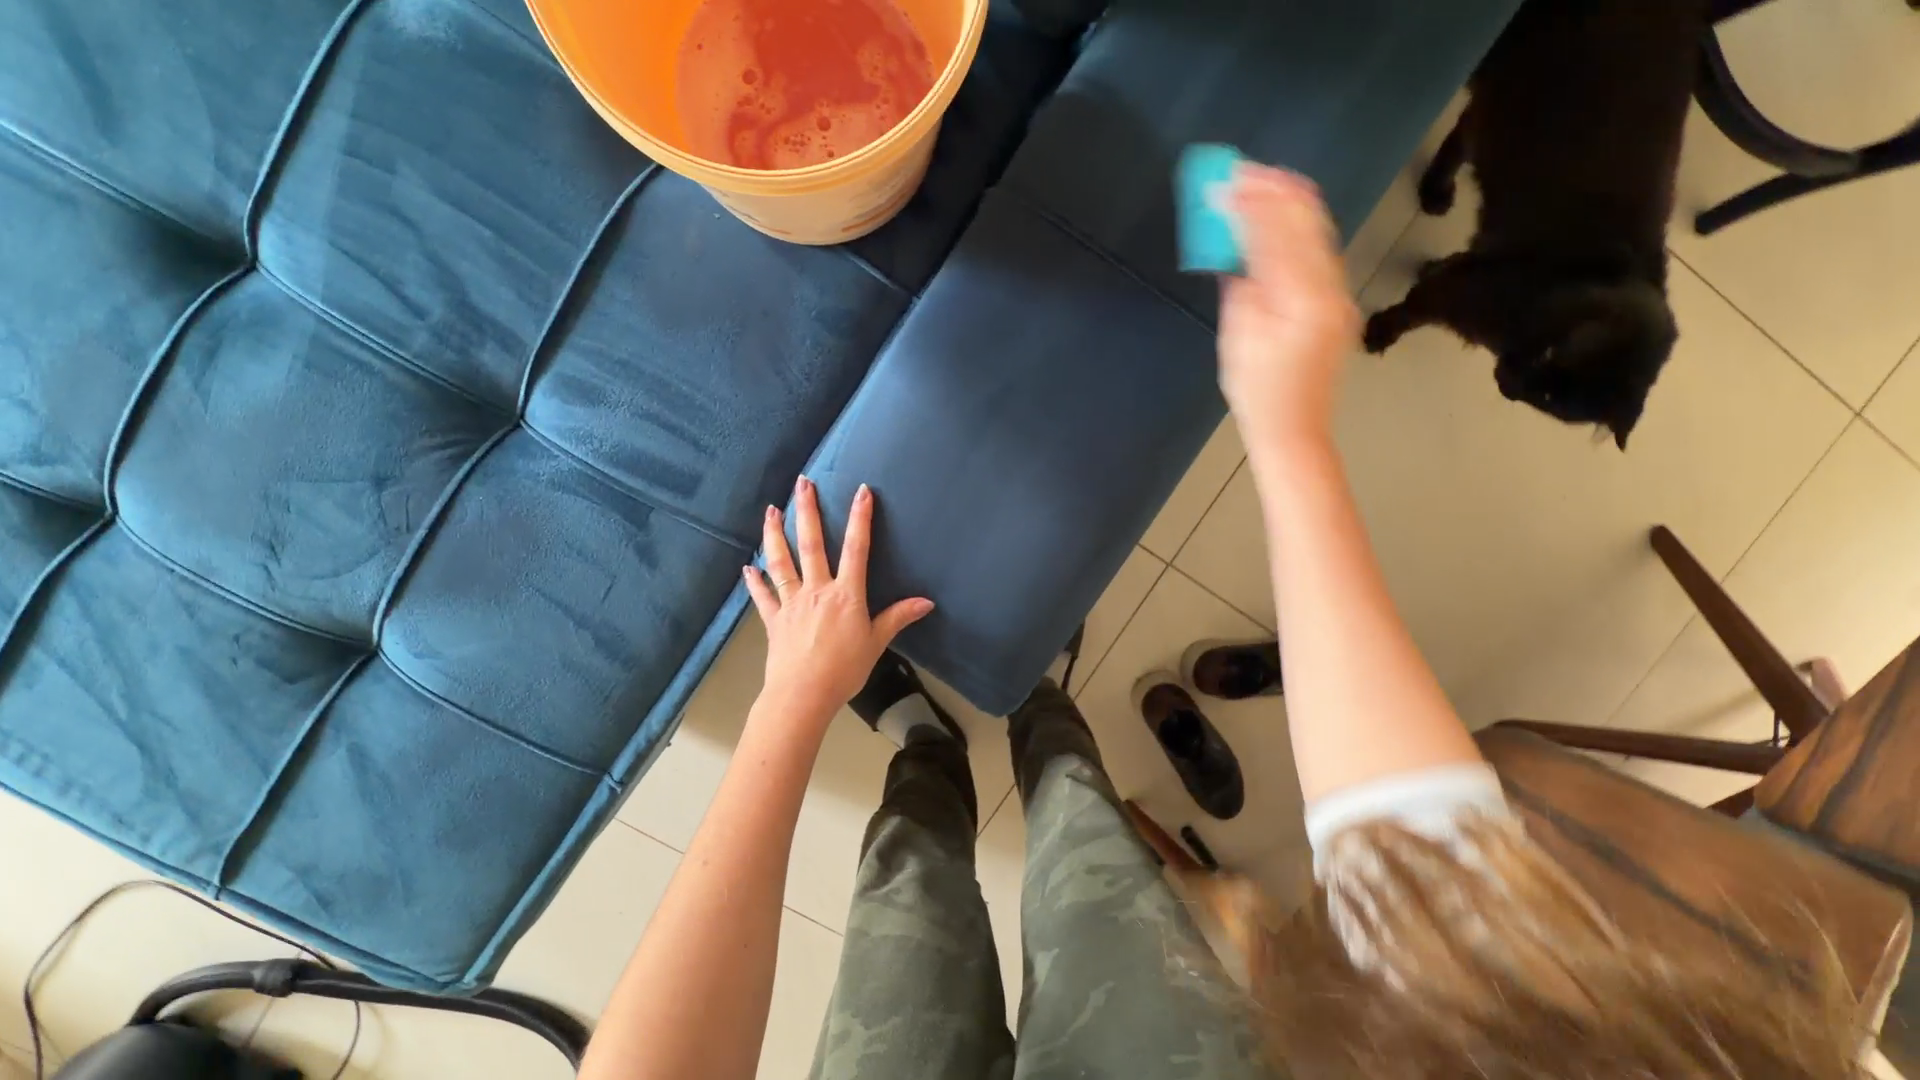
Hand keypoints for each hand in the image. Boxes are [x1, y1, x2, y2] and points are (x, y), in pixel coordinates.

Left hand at [744, 477, 933, 723]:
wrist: (802, 695)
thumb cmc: (844, 670)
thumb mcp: (876, 643)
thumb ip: (897, 618)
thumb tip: (926, 602)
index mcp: (846, 594)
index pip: (856, 548)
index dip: (860, 518)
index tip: (861, 491)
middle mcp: (817, 590)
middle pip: (811, 543)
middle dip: (807, 510)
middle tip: (802, 483)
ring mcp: (791, 603)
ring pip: (781, 561)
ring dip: (774, 533)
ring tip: (771, 510)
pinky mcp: (773, 620)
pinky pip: (763, 596)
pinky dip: (755, 581)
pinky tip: (748, 566)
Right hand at [1216, 165, 1360, 455]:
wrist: (1294, 429)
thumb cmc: (1256, 390)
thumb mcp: (1237, 335)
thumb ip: (1240, 283)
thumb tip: (1234, 245)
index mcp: (1300, 297)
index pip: (1275, 234)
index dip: (1252, 202)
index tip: (1229, 178)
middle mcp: (1329, 288)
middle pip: (1306, 224)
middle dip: (1275, 193)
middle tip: (1246, 171)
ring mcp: (1340, 295)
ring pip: (1319, 234)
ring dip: (1290, 206)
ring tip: (1264, 183)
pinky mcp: (1339, 304)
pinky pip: (1322, 253)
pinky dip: (1301, 229)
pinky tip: (1284, 219)